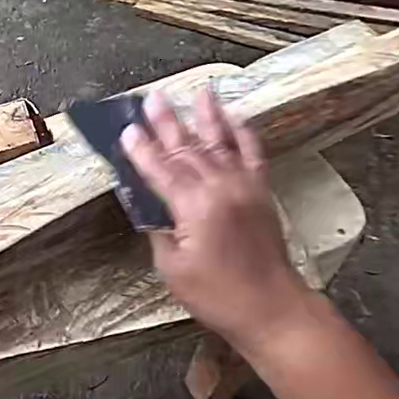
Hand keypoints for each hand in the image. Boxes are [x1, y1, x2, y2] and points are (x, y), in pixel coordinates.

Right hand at [121, 89, 320, 351]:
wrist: (270, 306)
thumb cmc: (217, 295)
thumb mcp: (173, 269)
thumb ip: (159, 231)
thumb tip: (148, 206)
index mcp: (194, 206)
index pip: (161, 170)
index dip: (142, 150)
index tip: (127, 130)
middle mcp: (220, 187)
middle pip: (187, 149)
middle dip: (168, 123)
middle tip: (152, 98)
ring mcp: (245, 187)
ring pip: (220, 143)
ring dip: (207, 116)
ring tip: (198, 92)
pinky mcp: (262, 193)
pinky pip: (253, 154)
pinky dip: (244, 134)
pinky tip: (236, 118)